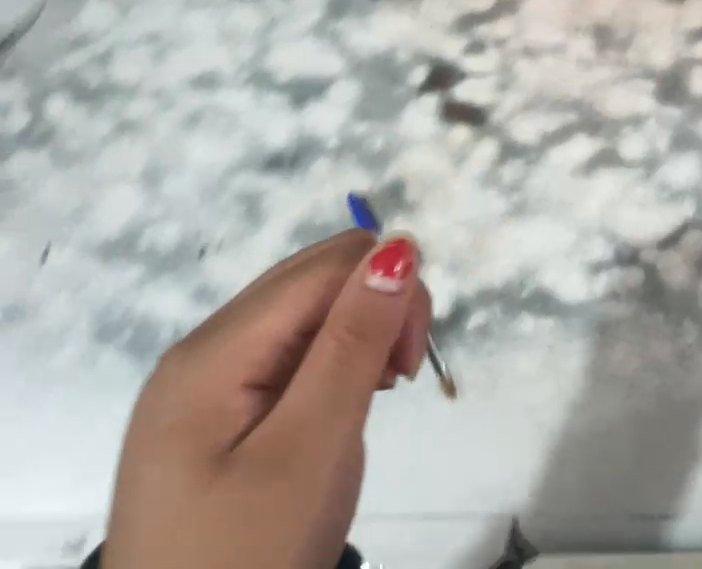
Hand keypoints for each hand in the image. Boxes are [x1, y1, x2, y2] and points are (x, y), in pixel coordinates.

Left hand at [104, 230, 432, 568]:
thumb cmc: (252, 542)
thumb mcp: (313, 442)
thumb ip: (354, 340)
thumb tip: (399, 245)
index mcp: (214, 352)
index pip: (328, 267)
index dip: (390, 290)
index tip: (412, 359)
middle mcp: (207, 347)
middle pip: (322, 273)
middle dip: (383, 302)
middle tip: (401, 371)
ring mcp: (213, 375)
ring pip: (318, 302)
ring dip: (370, 327)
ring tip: (382, 385)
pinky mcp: (229, 400)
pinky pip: (303, 340)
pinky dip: (346, 351)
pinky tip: (354, 393)